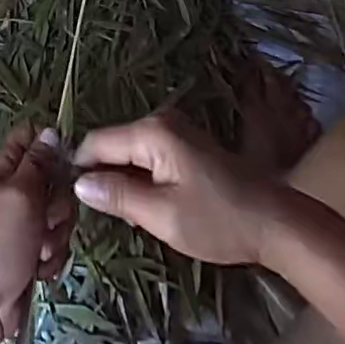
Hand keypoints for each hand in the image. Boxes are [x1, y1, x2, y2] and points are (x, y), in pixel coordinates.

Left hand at [0, 124, 76, 338]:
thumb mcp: (20, 193)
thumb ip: (38, 162)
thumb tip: (50, 130)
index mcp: (1, 167)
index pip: (30, 136)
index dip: (51, 144)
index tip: (65, 162)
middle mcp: (11, 188)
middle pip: (53, 177)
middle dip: (58, 201)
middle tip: (45, 217)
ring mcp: (21, 219)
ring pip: (59, 211)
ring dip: (56, 232)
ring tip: (39, 248)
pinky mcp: (30, 247)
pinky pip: (56, 239)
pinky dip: (51, 254)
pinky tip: (38, 266)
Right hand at [73, 112, 278, 264]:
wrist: (273, 223)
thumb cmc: (217, 221)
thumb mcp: (161, 215)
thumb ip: (117, 196)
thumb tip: (79, 184)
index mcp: (151, 132)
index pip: (97, 142)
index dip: (81, 169)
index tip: (71, 200)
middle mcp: (160, 121)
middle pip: (113, 145)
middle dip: (104, 176)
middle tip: (105, 214)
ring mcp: (174, 129)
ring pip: (129, 152)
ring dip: (124, 180)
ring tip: (129, 214)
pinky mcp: (184, 143)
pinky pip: (147, 155)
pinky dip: (141, 178)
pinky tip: (150, 204)